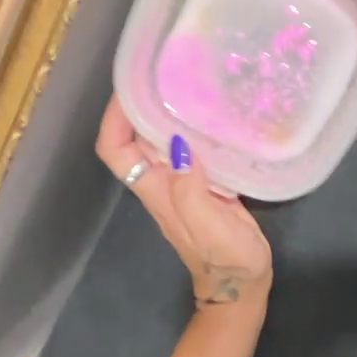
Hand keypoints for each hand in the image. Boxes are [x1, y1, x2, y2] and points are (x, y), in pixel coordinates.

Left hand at [96, 99, 271, 306]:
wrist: (242, 285)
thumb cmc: (225, 259)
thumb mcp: (208, 227)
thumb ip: (191, 190)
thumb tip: (180, 146)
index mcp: (156, 190)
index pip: (116, 149)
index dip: (113, 118)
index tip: (130, 86)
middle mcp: (163, 182)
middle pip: (136, 138)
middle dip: (141, 104)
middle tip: (165, 71)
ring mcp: (183, 183)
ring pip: (164, 140)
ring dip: (169, 113)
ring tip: (190, 82)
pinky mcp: (206, 184)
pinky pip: (192, 149)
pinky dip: (196, 128)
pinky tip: (215, 113)